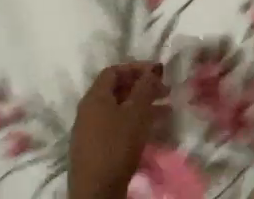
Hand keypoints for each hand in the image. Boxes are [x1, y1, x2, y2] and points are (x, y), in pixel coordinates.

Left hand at [68, 62, 163, 198]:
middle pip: (116, 90)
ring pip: (118, 109)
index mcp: (94, 97)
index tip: (158, 72)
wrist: (96, 192)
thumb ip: (146, 87)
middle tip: (165, 91)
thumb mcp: (137, 112)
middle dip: (142, 87)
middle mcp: (87, 111)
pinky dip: (133, 122)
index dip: (137, 67)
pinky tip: (149, 130)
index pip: (114, 71)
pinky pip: (114, 125)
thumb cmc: (117, 145)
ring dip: (141, 105)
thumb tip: (152, 69)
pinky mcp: (93, 149)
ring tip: (165, 111)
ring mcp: (88, 131)